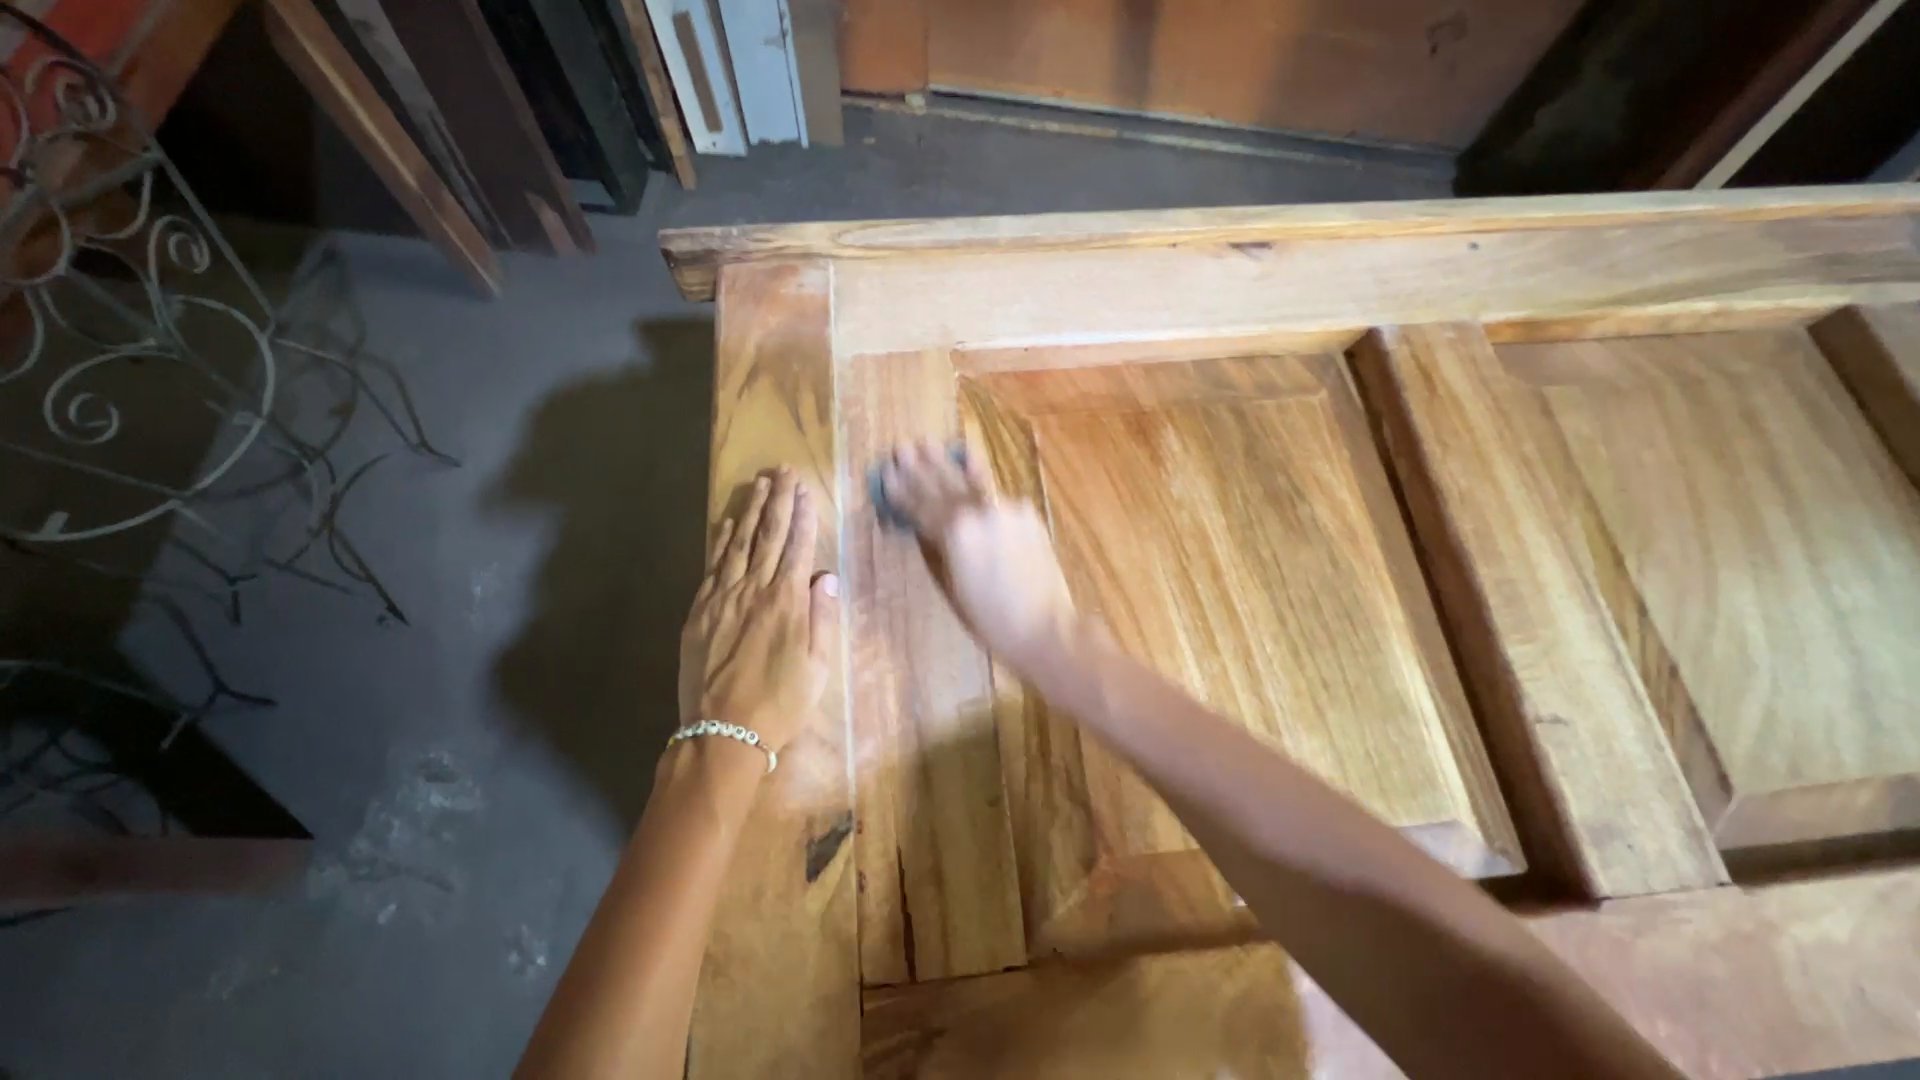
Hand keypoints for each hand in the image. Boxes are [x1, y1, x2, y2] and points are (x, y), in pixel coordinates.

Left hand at [679, 467, 838, 752]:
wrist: (722, 732)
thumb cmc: (780, 704)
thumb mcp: (817, 667)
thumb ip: (822, 618)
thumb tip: (825, 576)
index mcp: (787, 602)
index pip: (798, 547)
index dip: (803, 515)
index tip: (805, 488)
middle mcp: (754, 590)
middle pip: (768, 536)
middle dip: (778, 501)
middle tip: (782, 471)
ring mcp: (722, 598)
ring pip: (738, 544)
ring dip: (750, 511)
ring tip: (759, 484)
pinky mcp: (699, 611)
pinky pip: (713, 566)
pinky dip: (721, 541)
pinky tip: (727, 524)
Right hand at [878, 440, 1077, 669]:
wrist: (1045, 625)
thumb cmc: (992, 619)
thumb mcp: (953, 585)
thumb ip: (940, 548)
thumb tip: (928, 527)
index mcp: (955, 533)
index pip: (921, 507)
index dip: (902, 491)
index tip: (886, 473)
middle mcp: (978, 511)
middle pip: (942, 487)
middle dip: (920, 468)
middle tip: (901, 448)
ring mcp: (1005, 508)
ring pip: (969, 483)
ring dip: (946, 463)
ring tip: (927, 444)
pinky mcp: (1025, 512)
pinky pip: (993, 492)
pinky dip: (977, 475)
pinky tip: (968, 455)